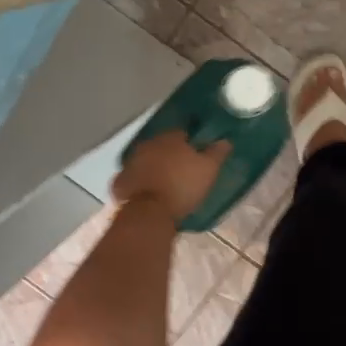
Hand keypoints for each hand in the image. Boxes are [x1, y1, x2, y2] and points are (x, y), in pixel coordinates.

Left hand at [111, 131, 230, 225]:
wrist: (149, 212)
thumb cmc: (183, 186)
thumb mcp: (209, 169)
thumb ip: (217, 153)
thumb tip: (225, 140)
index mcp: (170, 138)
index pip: (182, 132)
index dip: (190, 142)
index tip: (196, 152)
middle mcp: (148, 145)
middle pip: (161, 145)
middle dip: (170, 153)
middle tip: (181, 168)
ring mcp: (131, 162)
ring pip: (145, 160)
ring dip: (153, 167)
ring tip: (164, 182)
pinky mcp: (120, 182)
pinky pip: (132, 178)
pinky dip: (138, 182)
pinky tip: (147, 192)